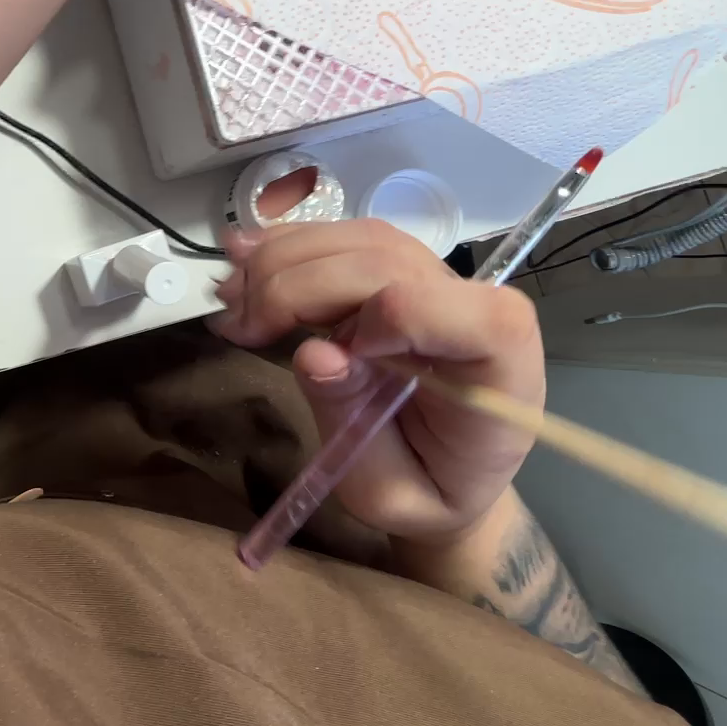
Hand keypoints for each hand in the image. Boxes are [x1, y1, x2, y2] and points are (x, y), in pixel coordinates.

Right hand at [210, 221, 545, 543]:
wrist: (444, 471)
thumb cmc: (424, 488)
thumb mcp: (385, 488)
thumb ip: (353, 422)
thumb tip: (313, 352)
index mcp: (497, 370)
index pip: (465, 312)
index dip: (391, 317)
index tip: (326, 355)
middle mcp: (472, 308)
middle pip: (384, 262)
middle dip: (294, 286)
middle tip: (235, 327)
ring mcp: (434, 281)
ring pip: (357, 238)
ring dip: (279, 259)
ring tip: (229, 298)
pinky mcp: (396, 270)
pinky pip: (344, 237)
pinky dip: (287, 244)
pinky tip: (245, 259)